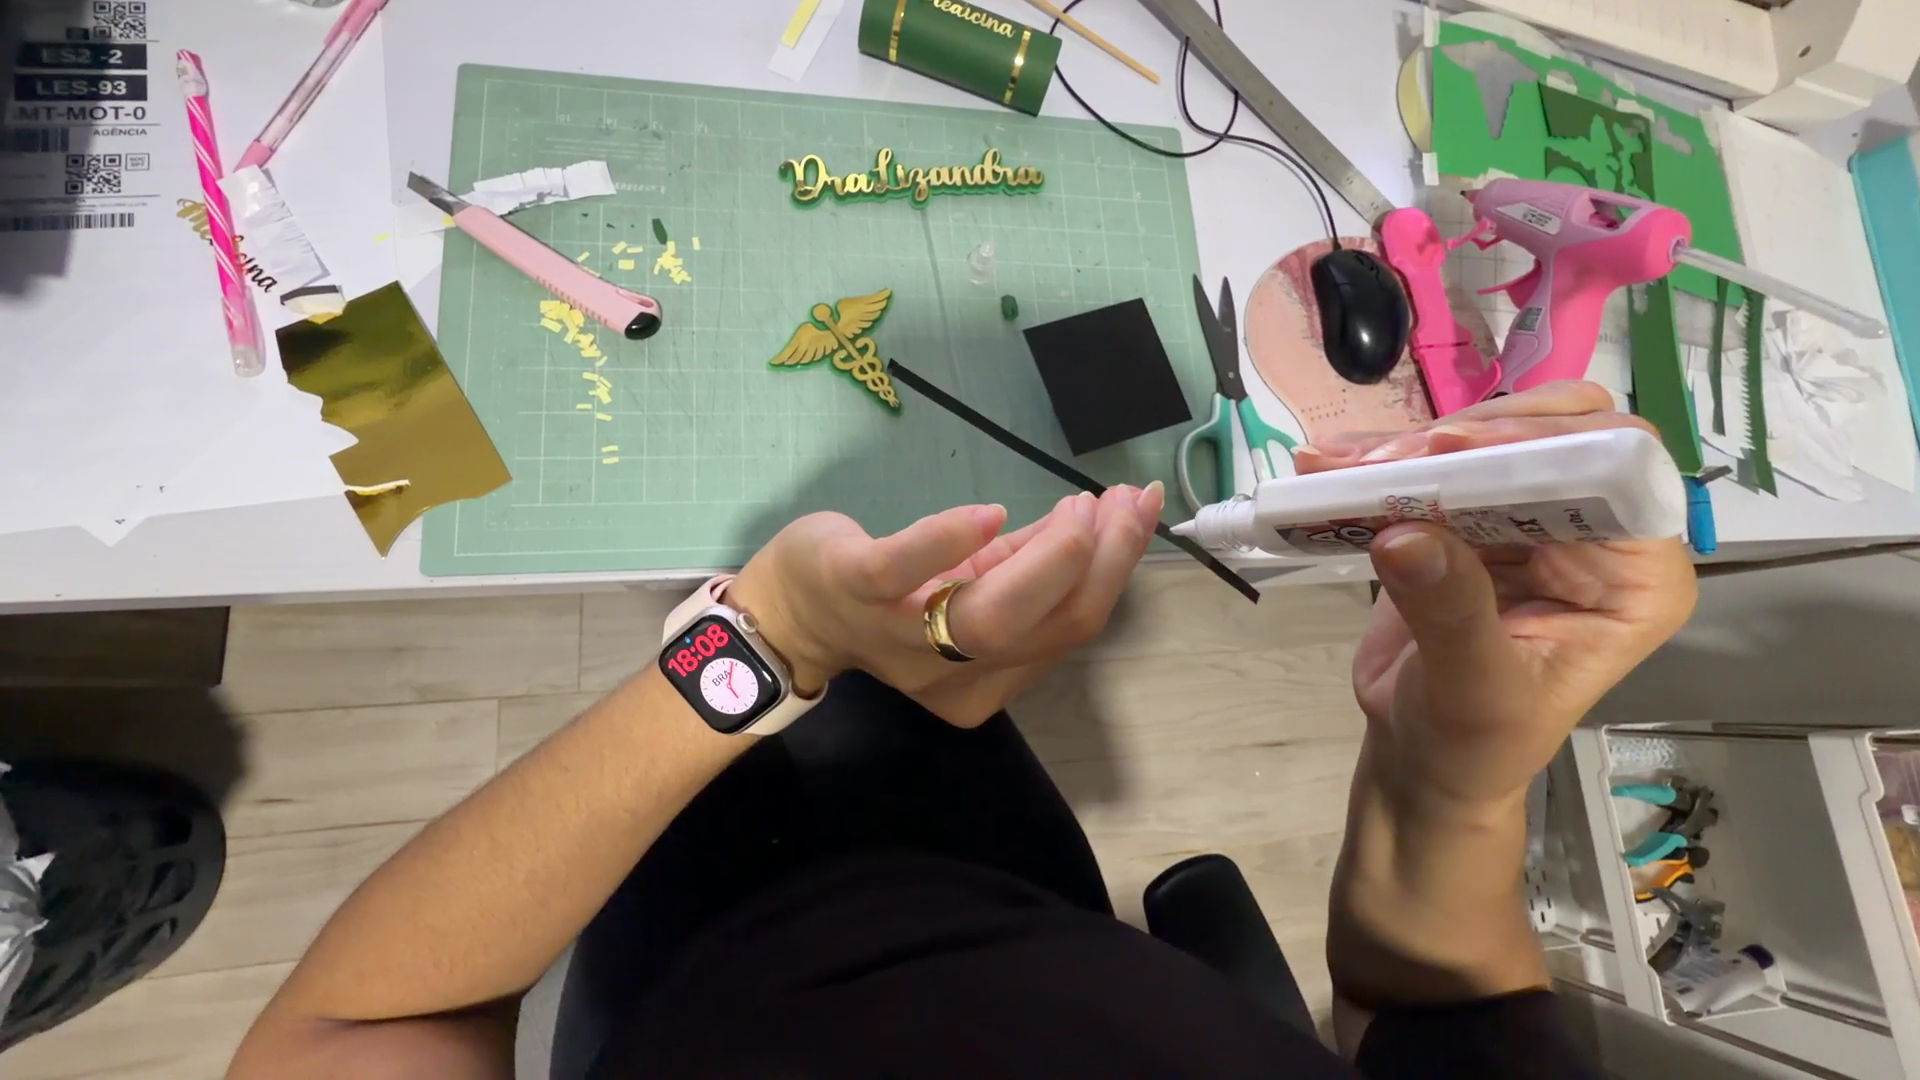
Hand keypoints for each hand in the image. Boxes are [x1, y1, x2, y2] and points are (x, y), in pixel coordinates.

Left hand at [726, 483, 1164, 726]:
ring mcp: (901, 638)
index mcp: (988, 679)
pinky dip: (950, 541)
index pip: (1066, 631)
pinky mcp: (855, 589)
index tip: (1138, 511)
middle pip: (1044, 630)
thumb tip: (1106, 516)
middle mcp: (951, 677)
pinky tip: (989, 514)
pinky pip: (906, 571)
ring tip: (1080, 506)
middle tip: (1119, 502)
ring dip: (1049, 557)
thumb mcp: (972, 584)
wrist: (795, 609)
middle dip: (1097, 563)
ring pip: (991, 617)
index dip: (1111, 571)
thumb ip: (1031, 561)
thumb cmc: (895, 598)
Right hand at [1299, 382, 1697, 809]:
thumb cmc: (1473, 742)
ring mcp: (1516, 527)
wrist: (1420, 756)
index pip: (1615, 471)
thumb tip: (1404, 534)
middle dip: (1464, 438)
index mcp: (1631, 574)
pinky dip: (1373, 469)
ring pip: (1477, 448)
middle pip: (1546, 438)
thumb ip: (1453, 614)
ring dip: (1403, 448)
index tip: (1448, 448)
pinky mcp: (1454, 528)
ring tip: (1331, 463)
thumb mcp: (1474, 692)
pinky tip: (1323, 468)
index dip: (1539, 445)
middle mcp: (1586, 537)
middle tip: (1386, 459)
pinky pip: (1425, 476)